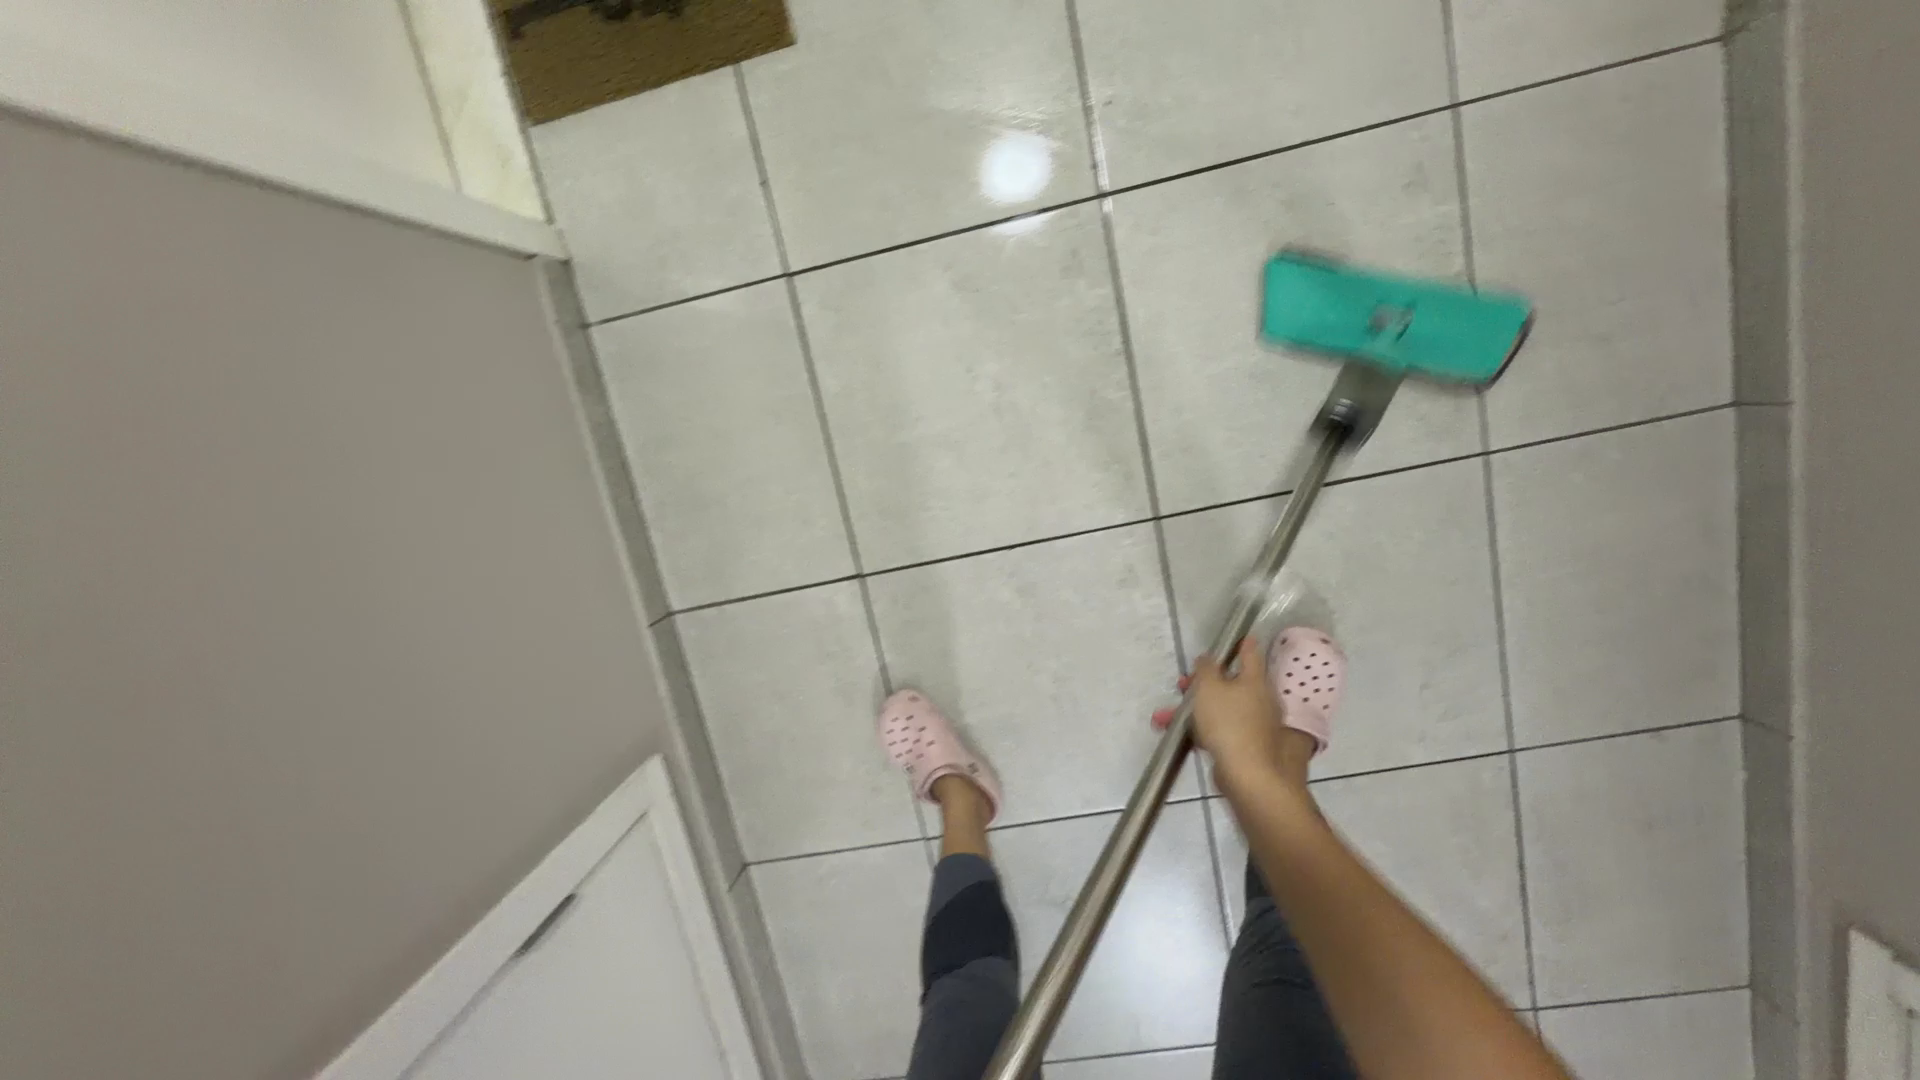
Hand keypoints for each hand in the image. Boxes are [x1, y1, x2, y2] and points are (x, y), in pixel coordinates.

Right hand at [1152, 636, 1310, 796]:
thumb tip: (1207, 657)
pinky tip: (1179, 735)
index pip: (1250, 653)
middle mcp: (1259, 700)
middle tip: (1183, 683)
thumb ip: (1206, 668)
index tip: (1238, 635)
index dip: (1242, 643)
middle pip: (1229, 684)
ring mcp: (1254, 725)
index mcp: (1255, 680)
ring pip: (1219, 709)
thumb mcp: (1209, 687)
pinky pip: (1219, 730)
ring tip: (1162, 716)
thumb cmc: (1228, 722)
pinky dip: (1200, 729)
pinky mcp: (1245, 746)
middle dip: (1202, 683)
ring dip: (1193, 710)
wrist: (1247, 774)